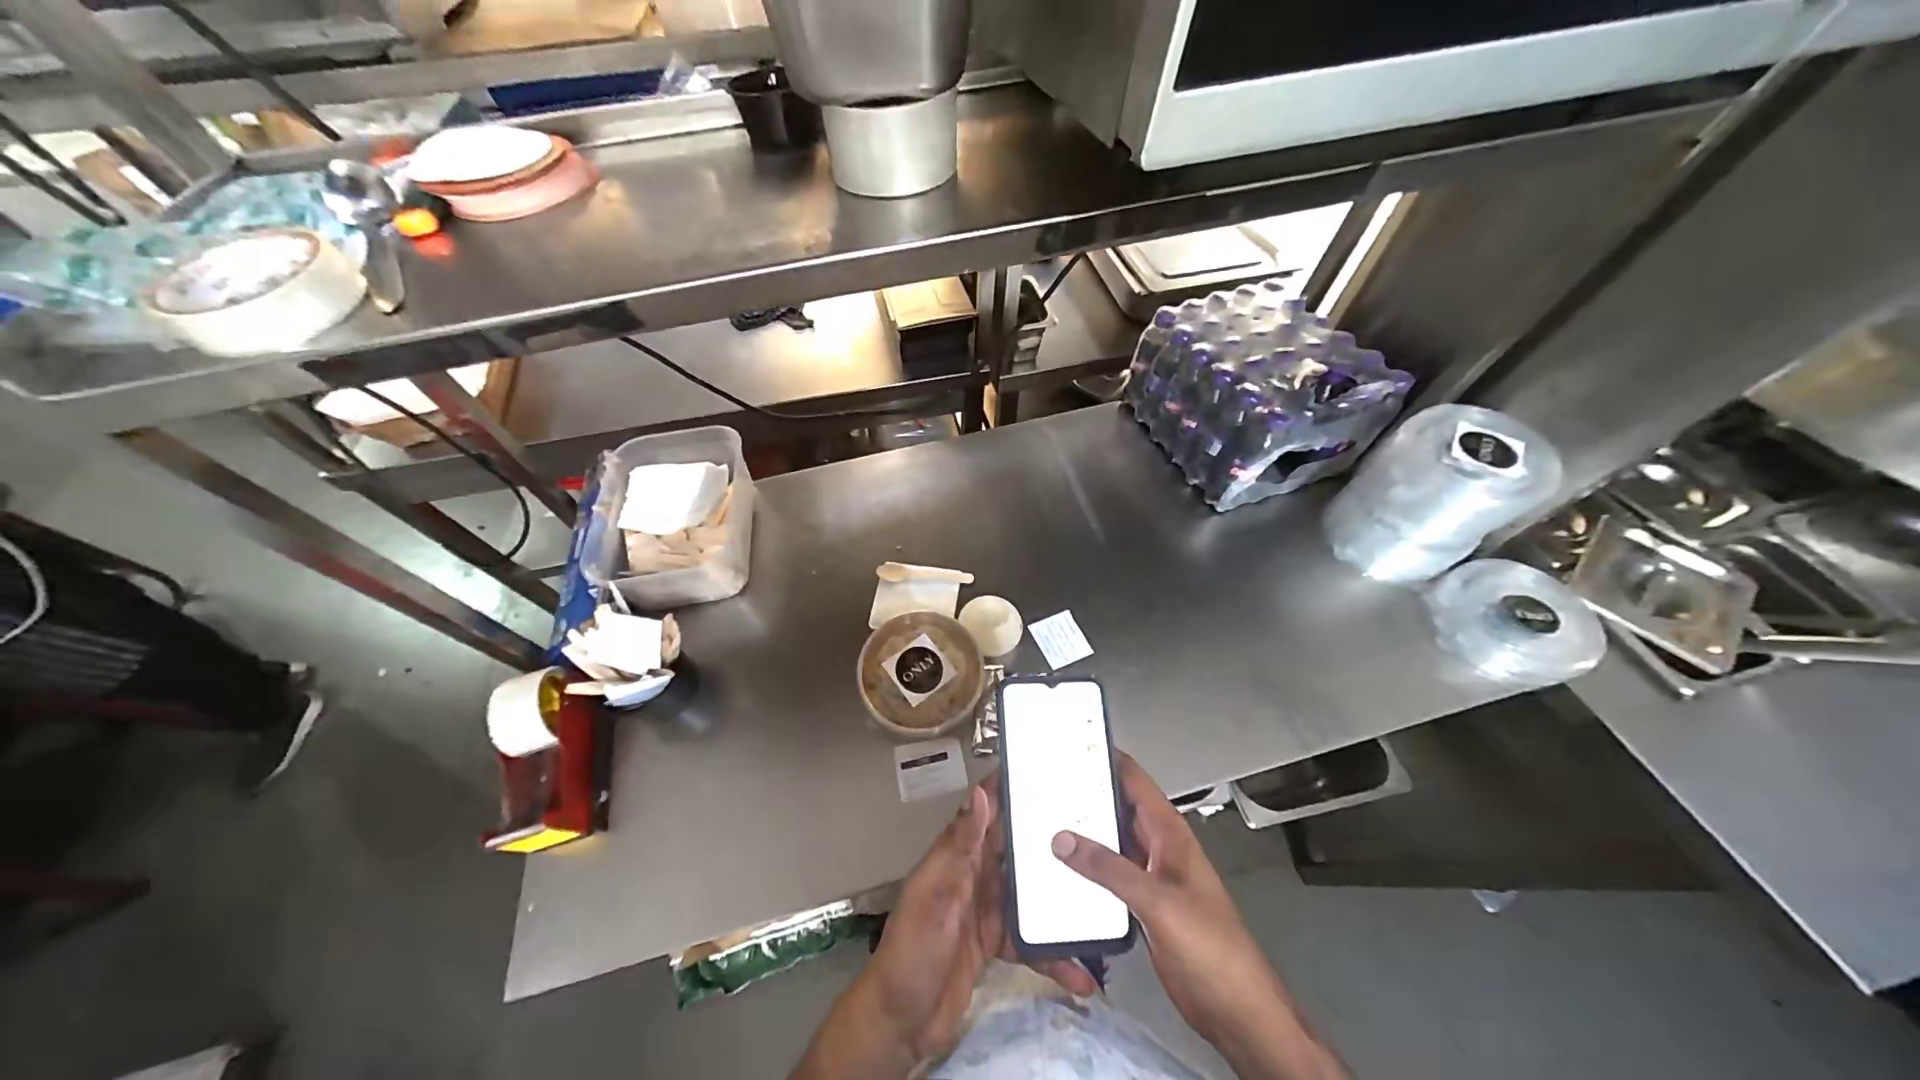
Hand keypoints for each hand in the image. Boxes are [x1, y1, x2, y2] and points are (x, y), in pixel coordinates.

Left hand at [792, 782, 1090, 1079]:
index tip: (1045, 769)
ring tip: (1100, 898)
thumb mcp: (935, 897)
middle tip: (1092, 825)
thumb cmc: (912, 952)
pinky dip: (1054, 954)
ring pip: (1031, 894)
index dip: (1009, 790)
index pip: (985, 813)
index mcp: (956, 858)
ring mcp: (987, 911)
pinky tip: (1082, 974)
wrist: (901, 1022)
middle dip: (1048, 838)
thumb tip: (980, 793)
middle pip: (1016, 849)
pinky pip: (1032, 941)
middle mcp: (974, 877)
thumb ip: (960, 847)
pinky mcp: (997, 943)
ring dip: (1060, 899)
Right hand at [1051, 754, 1350, 1079]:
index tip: (1068, 742)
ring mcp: (1150, 875)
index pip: (1134, 780)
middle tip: (1042, 782)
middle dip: (1084, 793)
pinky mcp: (1141, 903)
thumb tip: (1062, 838)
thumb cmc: (1208, 946)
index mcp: (1169, 833)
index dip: (1105, 757)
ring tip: (1041, 818)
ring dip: (1083, 831)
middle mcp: (1158, 847)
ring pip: (1111, 841)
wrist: (1235, 1009)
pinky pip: (1109, 873)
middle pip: (1117, 808)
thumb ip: (1109, 869)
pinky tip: (1059, 867)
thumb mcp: (1158, 902)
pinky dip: (1086, 866)